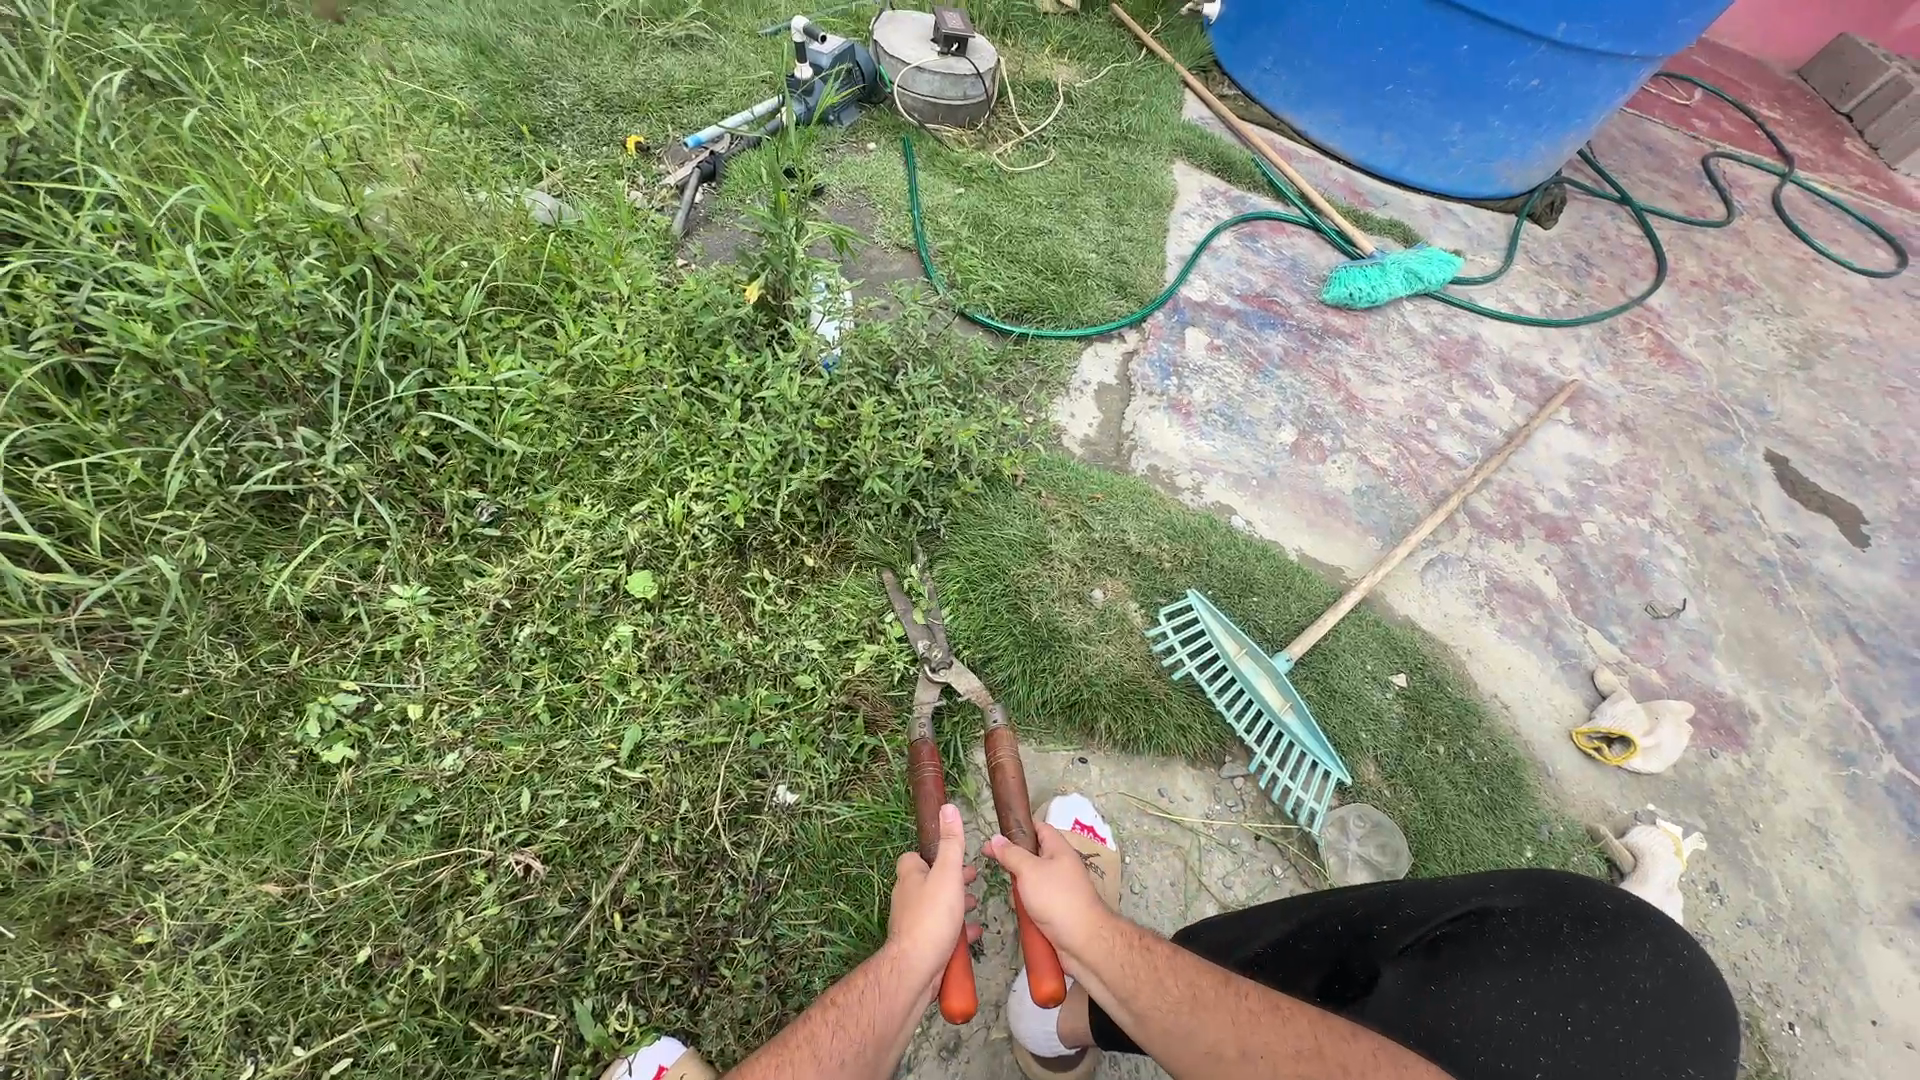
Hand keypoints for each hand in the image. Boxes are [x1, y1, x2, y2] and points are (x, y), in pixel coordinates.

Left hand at [887, 803, 981, 998]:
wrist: (916, 969)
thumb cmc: (932, 916)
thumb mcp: (947, 873)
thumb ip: (951, 842)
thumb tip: (948, 807)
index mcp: (910, 876)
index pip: (915, 857)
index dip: (933, 855)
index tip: (954, 856)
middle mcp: (907, 897)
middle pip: (929, 882)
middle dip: (951, 880)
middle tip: (973, 878)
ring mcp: (912, 923)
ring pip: (936, 907)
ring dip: (955, 904)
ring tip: (975, 904)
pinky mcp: (920, 945)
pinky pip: (941, 932)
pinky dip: (957, 930)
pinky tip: (973, 933)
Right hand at [984, 824, 1109, 969]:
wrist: (1082, 942)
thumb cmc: (1056, 898)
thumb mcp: (1028, 870)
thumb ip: (1011, 853)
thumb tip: (996, 838)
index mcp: (1059, 848)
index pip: (1039, 827)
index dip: (1019, 828)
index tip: (998, 835)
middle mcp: (1061, 865)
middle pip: (1034, 854)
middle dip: (1015, 860)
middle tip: (997, 864)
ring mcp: (1060, 889)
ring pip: (1033, 880)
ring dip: (1020, 886)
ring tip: (1011, 893)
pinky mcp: (1058, 909)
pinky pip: (1037, 900)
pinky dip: (1026, 904)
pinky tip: (1019, 911)